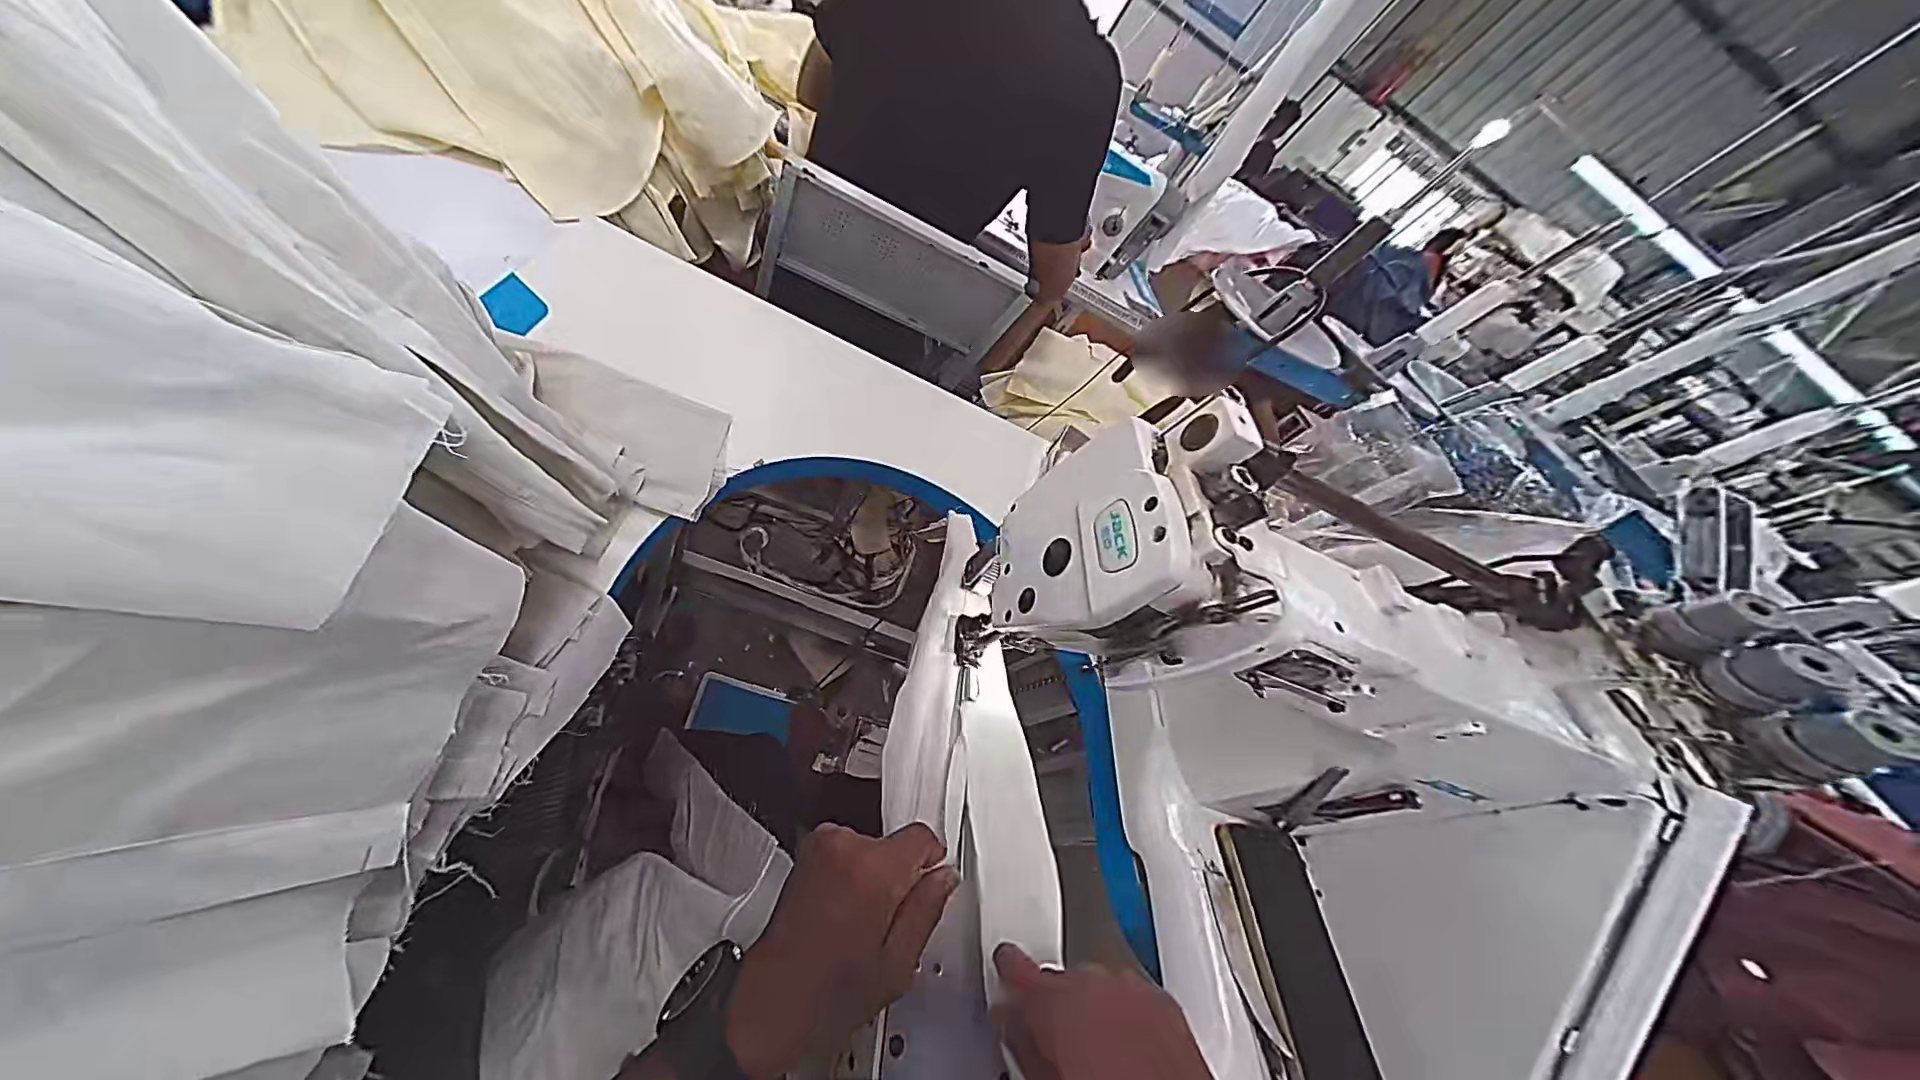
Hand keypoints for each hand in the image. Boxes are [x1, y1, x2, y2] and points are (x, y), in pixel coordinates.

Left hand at [725, 823, 959, 1079]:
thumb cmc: (825, 992)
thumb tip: (943, 879)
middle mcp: (846, 848)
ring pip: (870, 847)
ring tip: (859, 920)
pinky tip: (841, 911)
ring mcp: (822, 847)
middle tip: (888, 918)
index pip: (922, 836)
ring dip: (871, 873)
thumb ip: (927, 909)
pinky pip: (845, 850)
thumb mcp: (897, 963)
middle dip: (899, 874)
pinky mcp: (806, 853)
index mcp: (875, 870)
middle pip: (895, 844)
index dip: (932, 859)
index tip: (931, 876)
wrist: (771, 999)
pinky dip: (848, 872)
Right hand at [992, 944, 1212, 1079]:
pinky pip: (1130, 996)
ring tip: (1090, 1051)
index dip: (1007, 970)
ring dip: (1088, 1006)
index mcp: (1059, 1001)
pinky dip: (1121, 1012)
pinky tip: (1122, 1047)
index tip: (1004, 971)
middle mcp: (1097, 982)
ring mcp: (1133, 989)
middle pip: (1059, 979)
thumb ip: (1024, 1043)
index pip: (1018, 967)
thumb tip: (1013, 1026)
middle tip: (1048, 1040)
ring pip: (1096, 984)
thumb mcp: (1048, 1075)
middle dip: (1052, 1002)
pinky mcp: (1165, 1004)